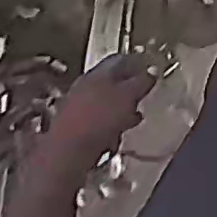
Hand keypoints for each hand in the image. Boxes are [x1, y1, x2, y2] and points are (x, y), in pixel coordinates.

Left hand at [39, 54, 155, 170]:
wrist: (64, 157)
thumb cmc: (101, 119)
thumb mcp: (130, 95)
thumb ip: (143, 81)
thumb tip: (152, 72)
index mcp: (97, 73)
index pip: (121, 59)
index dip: (138, 63)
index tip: (150, 72)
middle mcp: (83, 87)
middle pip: (111, 82)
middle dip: (129, 89)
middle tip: (143, 97)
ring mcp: (73, 109)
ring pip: (103, 103)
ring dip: (119, 109)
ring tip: (132, 119)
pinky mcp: (69, 130)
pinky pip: (94, 121)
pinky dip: (106, 125)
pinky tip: (114, 135)